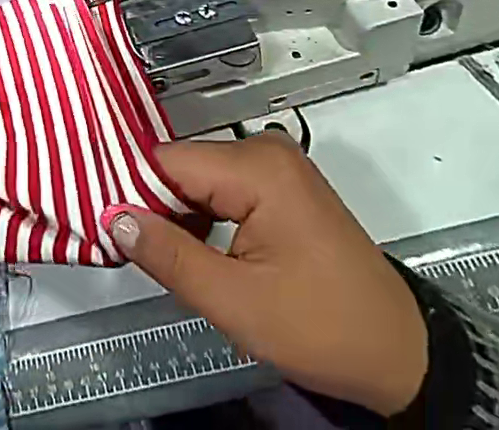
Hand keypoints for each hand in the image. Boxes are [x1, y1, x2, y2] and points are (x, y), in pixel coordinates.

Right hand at [102, 132, 428, 414]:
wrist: (395, 348)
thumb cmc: (323, 326)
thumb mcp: (235, 301)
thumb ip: (169, 255)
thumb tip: (114, 218)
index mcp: (258, 168)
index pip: (169, 161)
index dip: (131, 191)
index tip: (103, 223)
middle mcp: (265, 150)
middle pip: (184, 166)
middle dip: (153, 205)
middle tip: (126, 248)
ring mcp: (275, 165)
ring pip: (200, 177)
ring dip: (176, 213)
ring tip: (158, 254)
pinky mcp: (279, 183)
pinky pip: (223, 186)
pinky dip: (202, 214)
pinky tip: (192, 247)